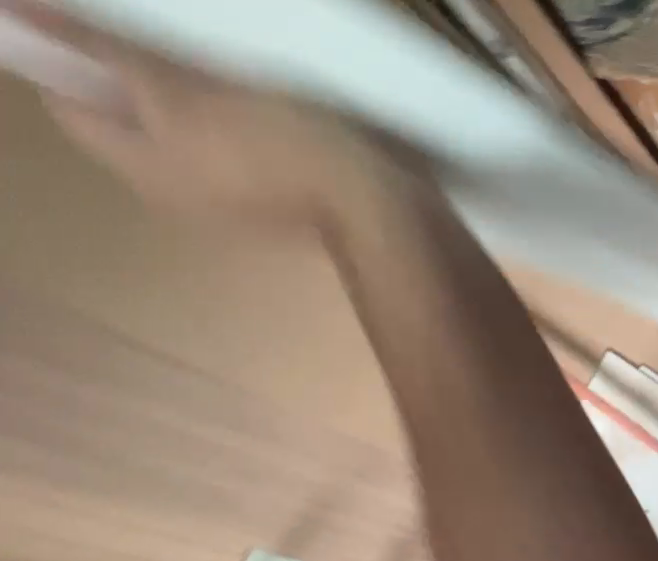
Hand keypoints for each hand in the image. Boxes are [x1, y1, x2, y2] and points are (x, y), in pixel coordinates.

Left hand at [7, 0, 409, 230]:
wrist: (387, 208)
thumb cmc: (282, 148)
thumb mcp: (183, 92)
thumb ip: (106, 52)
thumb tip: (21, 6)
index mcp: (145, 171)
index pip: (70, 100)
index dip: (73, 52)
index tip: (103, 23)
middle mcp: (185, 194)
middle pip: (137, 118)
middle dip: (147, 76)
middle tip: (174, 40)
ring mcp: (244, 203)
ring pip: (200, 133)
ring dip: (206, 97)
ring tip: (231, 67)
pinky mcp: (293, 200)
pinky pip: (252, 150)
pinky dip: (253, 123)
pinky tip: (277, 105)